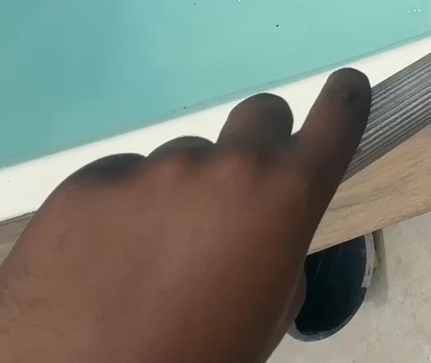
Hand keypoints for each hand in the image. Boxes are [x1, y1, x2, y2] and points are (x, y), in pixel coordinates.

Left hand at [0, 68, 371, 362]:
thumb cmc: (202, 360)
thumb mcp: (273, 307)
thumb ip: (280, 240)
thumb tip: (257, 220)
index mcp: (289, 192)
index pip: (341, 108)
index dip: (344, 95)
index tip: (341, 93)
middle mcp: (232, 164)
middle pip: (260, 113)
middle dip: (253, 148)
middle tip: (224, 203)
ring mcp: (155, 169)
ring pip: (183, 157)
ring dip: (176, 191)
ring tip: (140, 258)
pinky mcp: (86, 186)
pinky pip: (117, 178)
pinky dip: (114, 211)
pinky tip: (92, 263)